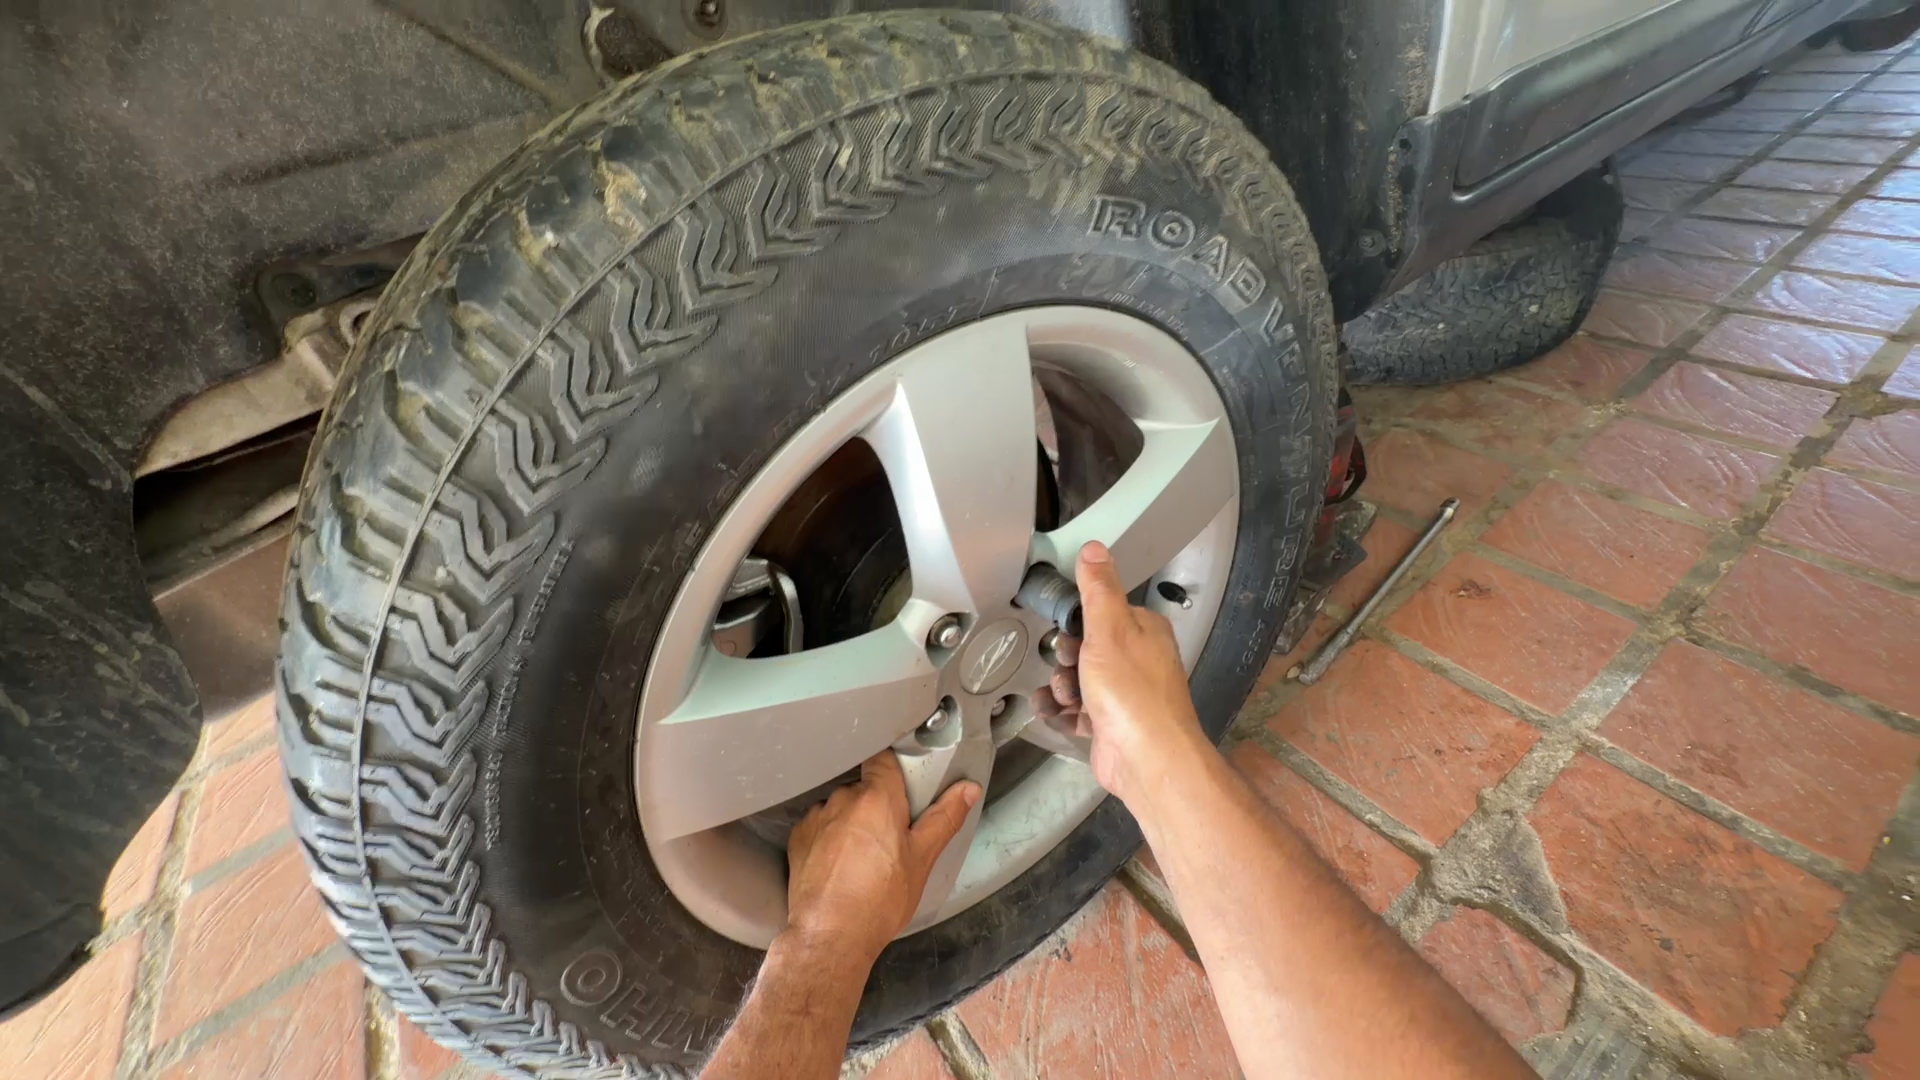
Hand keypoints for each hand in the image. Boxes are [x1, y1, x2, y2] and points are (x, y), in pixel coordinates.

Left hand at [783, 752, 979, 962]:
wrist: (830, 936)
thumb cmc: (880, 898)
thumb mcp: (922, 858)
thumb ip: (945, 817)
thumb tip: (968, 788)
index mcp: (877, 796)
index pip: (884, 759)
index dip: (894, 768)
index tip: (903, 785)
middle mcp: (843, 797)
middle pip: (864, 787)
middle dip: (876, 805)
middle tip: (890, 836)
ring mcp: (816, 816)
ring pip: (841, 807)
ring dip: (851, 821)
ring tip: (861, 856)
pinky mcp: (798, 837)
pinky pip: (819, 825)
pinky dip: (829, 838)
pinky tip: (838, 865)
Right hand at [1029, 541, 1210, 805]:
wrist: (1147, 760)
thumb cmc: (1131, 692)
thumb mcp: (1109, 628)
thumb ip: (1098, 588)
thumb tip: (1094, 547)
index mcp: (1144, 631)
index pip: (1103, 612)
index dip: (1078, 621)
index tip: (1065, 631)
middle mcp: (1138, 660)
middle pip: (1086, 647)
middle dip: (1066, 658)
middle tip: (1068, 668)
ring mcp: (1124, 694)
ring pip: (1078, 680)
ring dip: (1061, 686)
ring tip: (1065, 697)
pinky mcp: (1110, 724)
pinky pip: (1076, 710)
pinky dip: (1061, 711)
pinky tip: (1051, 712)